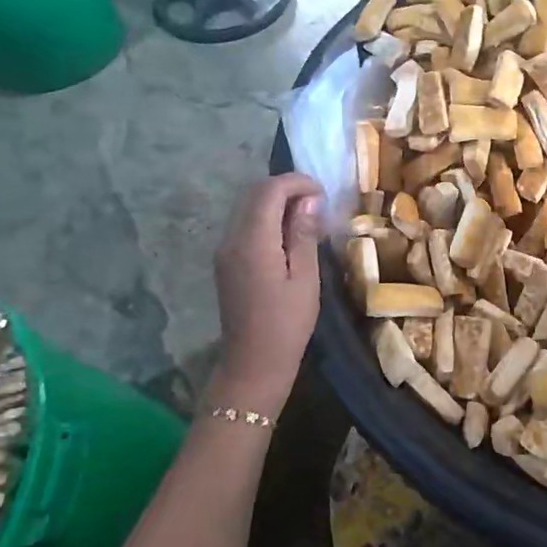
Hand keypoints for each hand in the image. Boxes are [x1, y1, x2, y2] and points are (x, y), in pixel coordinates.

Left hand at [212, 173, 323, 413]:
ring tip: (305, 215)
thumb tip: (309, 201)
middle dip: (285, 187)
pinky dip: (265, 216)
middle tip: (316, 200)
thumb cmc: (287, 324)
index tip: (322, 192)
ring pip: (246, 206)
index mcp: (252, 242)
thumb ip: (304, 235)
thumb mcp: (305, 278)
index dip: (296, 183)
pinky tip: (287, 232)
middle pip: (253, 193)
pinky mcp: (225, 260)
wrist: (253, 363)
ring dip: (274, 200)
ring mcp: (224, 249)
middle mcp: (231, 239)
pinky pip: (243, 223)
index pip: (269, 191)